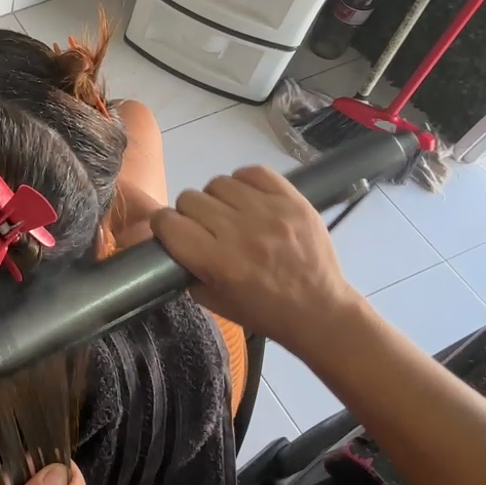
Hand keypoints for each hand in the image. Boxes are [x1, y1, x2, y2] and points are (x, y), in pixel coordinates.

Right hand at [150, 165, 364, 354]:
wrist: (321, 312)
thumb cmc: (263, 311)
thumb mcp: (212, 300)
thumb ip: (185, 267)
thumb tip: (170, 237)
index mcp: (218, 262)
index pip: (168, 222)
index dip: (164, 225)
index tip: (172, 232)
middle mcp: (241, 233)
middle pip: (190, 198)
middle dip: (191, 213)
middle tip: (207, 229)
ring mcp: (270, 214)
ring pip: (218, 183)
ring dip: (218, 198)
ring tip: (232, 215)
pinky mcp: (294, 201)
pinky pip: (254, 172)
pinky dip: (245, 183)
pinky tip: (250, 200)